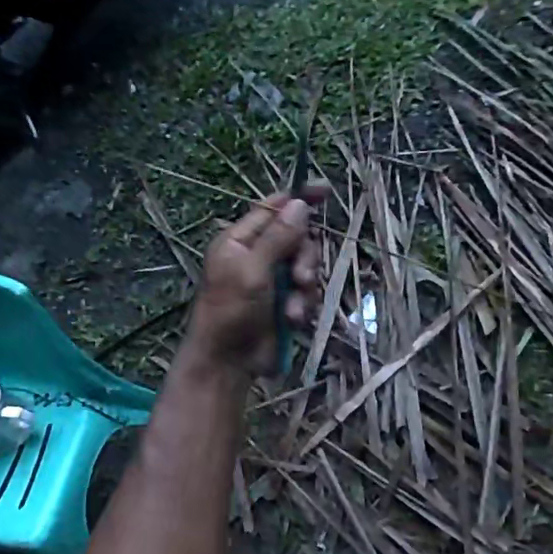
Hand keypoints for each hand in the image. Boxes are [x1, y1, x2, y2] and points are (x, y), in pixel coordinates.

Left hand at [185, 187, 326, 375]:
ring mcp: (273, 281)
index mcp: (240, 240)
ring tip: (292, 310)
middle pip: (297, 238)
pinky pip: (307, 293)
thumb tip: (299, 204)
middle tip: (300, 277)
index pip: (273, 208)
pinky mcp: (285, 304)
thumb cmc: (229, 312)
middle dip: (305, 257)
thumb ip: (278, 237)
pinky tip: (293, 320)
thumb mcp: (252, 270)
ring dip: (305, 288)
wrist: (227, 362)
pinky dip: (303, 306)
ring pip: (306, 267)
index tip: (325, 190)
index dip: (298, 198)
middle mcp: (258, 256)